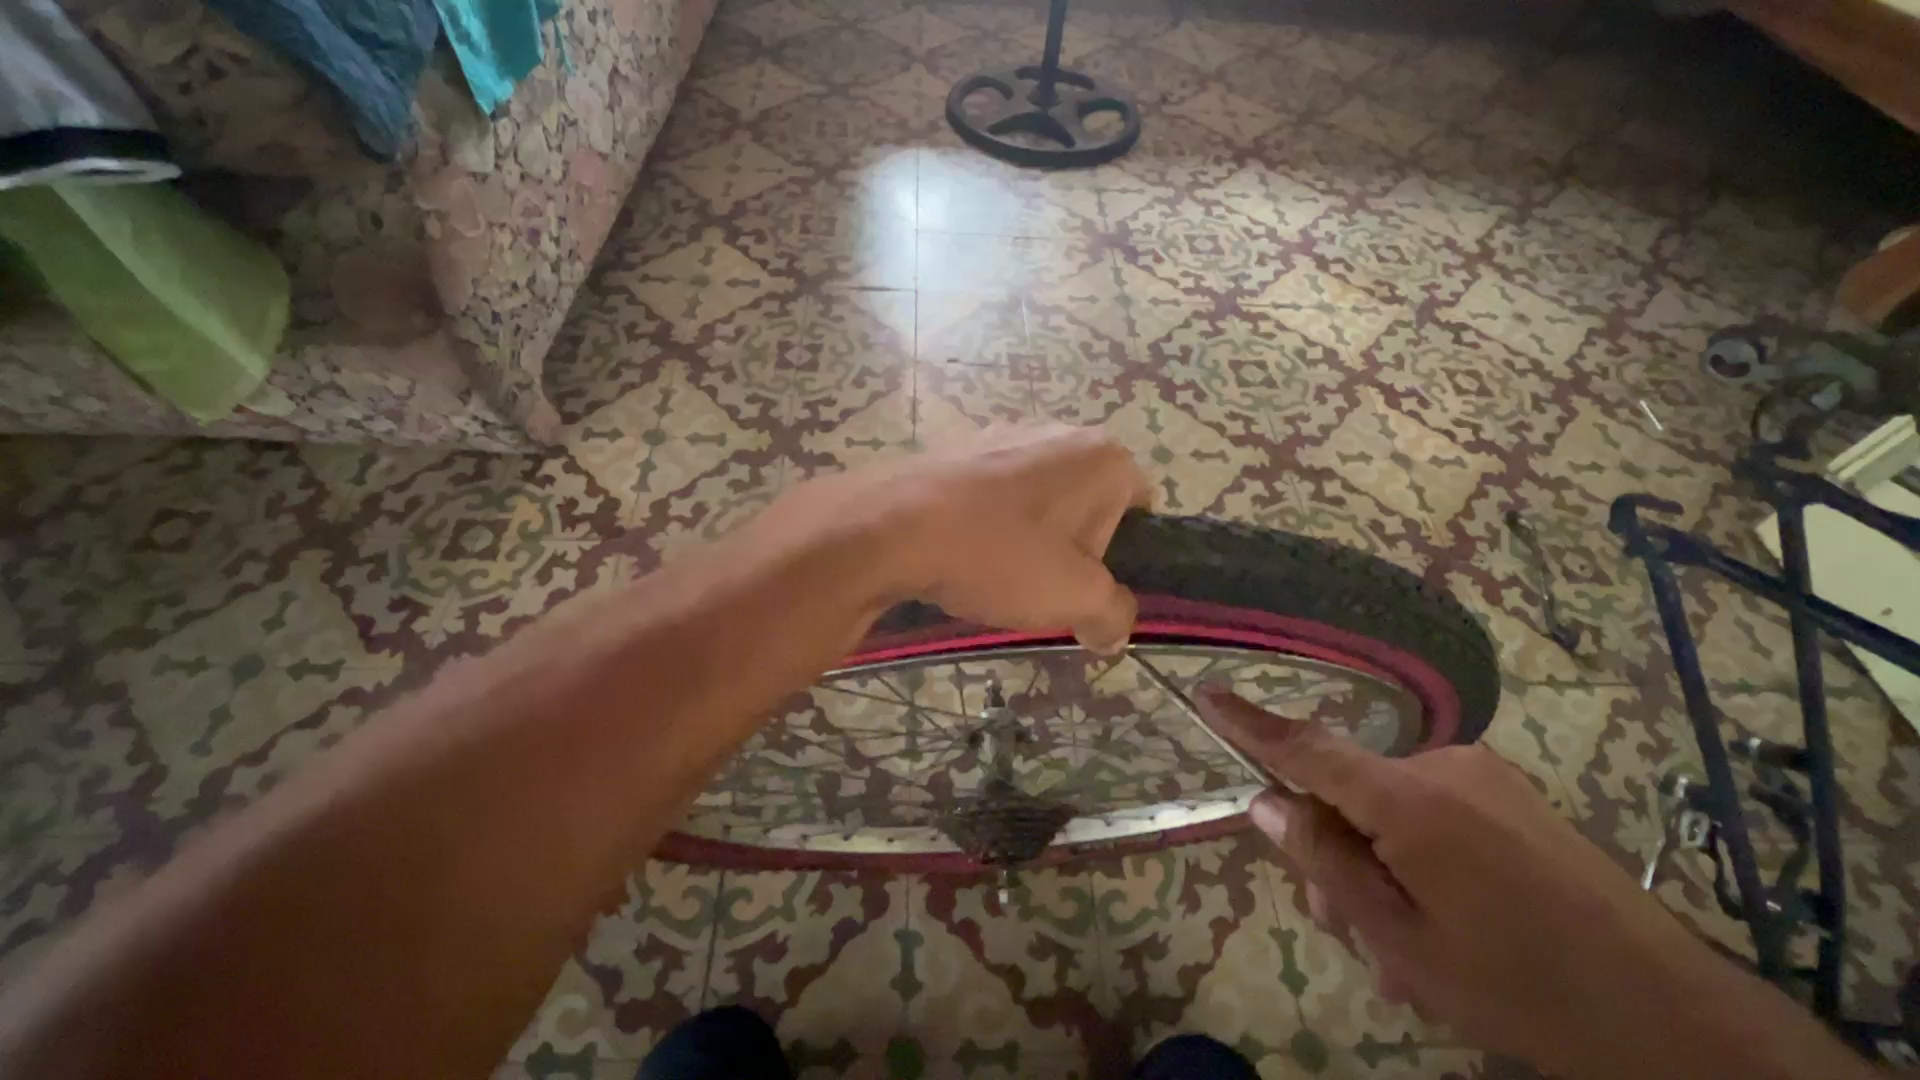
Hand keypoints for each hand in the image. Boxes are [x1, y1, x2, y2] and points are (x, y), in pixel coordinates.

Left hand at [751, 424, 1151, 652]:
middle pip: (1088, 502)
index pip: (1141, 506)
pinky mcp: (957, 448)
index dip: (1125, 553)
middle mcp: (1059, 432)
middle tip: (1047, 586)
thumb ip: (1113, 614)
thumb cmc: (1001, 555)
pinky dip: (987, 523)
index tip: (1091, 586)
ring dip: (1029, 536)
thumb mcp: (1075, 598)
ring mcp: (1003, 434)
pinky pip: (991, 494)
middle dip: (1075, 545)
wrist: (892, 527)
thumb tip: (1114, 629)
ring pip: (1037, 498)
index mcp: (1104, 457)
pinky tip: (963, 555)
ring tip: (998, 575)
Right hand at [1196, 689, 1878, 1079]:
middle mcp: (1444, 768)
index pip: (1306, 748)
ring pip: (1385, 808)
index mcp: (1410, 800)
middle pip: (1345, 791)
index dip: (1250, 724)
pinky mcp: (1511, 796)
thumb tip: (1267, 804)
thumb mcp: (1399, 937)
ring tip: (1400, 948)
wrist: (1670, 1014)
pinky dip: (1412, 856)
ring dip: (1374, 864)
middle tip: (1341, 922)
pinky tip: (1437, 921)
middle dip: (1328, 849)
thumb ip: (1325, 861)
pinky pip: (1429, 812)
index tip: (1206, 694)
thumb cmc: (1516, 983)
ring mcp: (1484, 778)